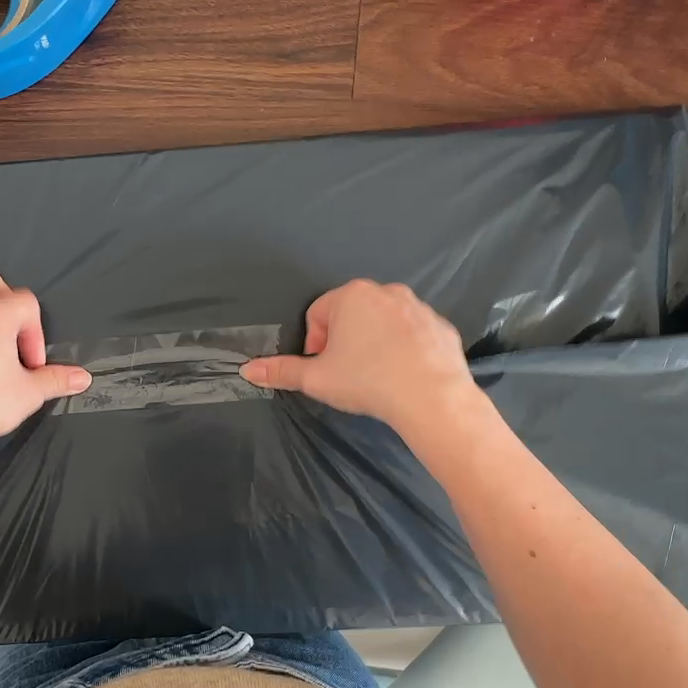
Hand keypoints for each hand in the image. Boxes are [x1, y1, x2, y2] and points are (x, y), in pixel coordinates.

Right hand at [241, 280, 482, 431]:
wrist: (430, 396)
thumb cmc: (365, 380)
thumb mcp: (315, 379)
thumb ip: (281, 372)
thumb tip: (247, 370)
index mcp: (351, 296)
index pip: (317, 313)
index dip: (314, 344)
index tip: (323, 369)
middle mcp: (386, 291)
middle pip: (351, 315)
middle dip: (344, 341)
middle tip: (345, 374)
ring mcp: (418, 307)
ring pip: (383, 323)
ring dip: (373, 344)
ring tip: (374, 376)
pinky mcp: (440, 326)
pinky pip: (412, 335)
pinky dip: (403, 351)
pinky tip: (401, 376)